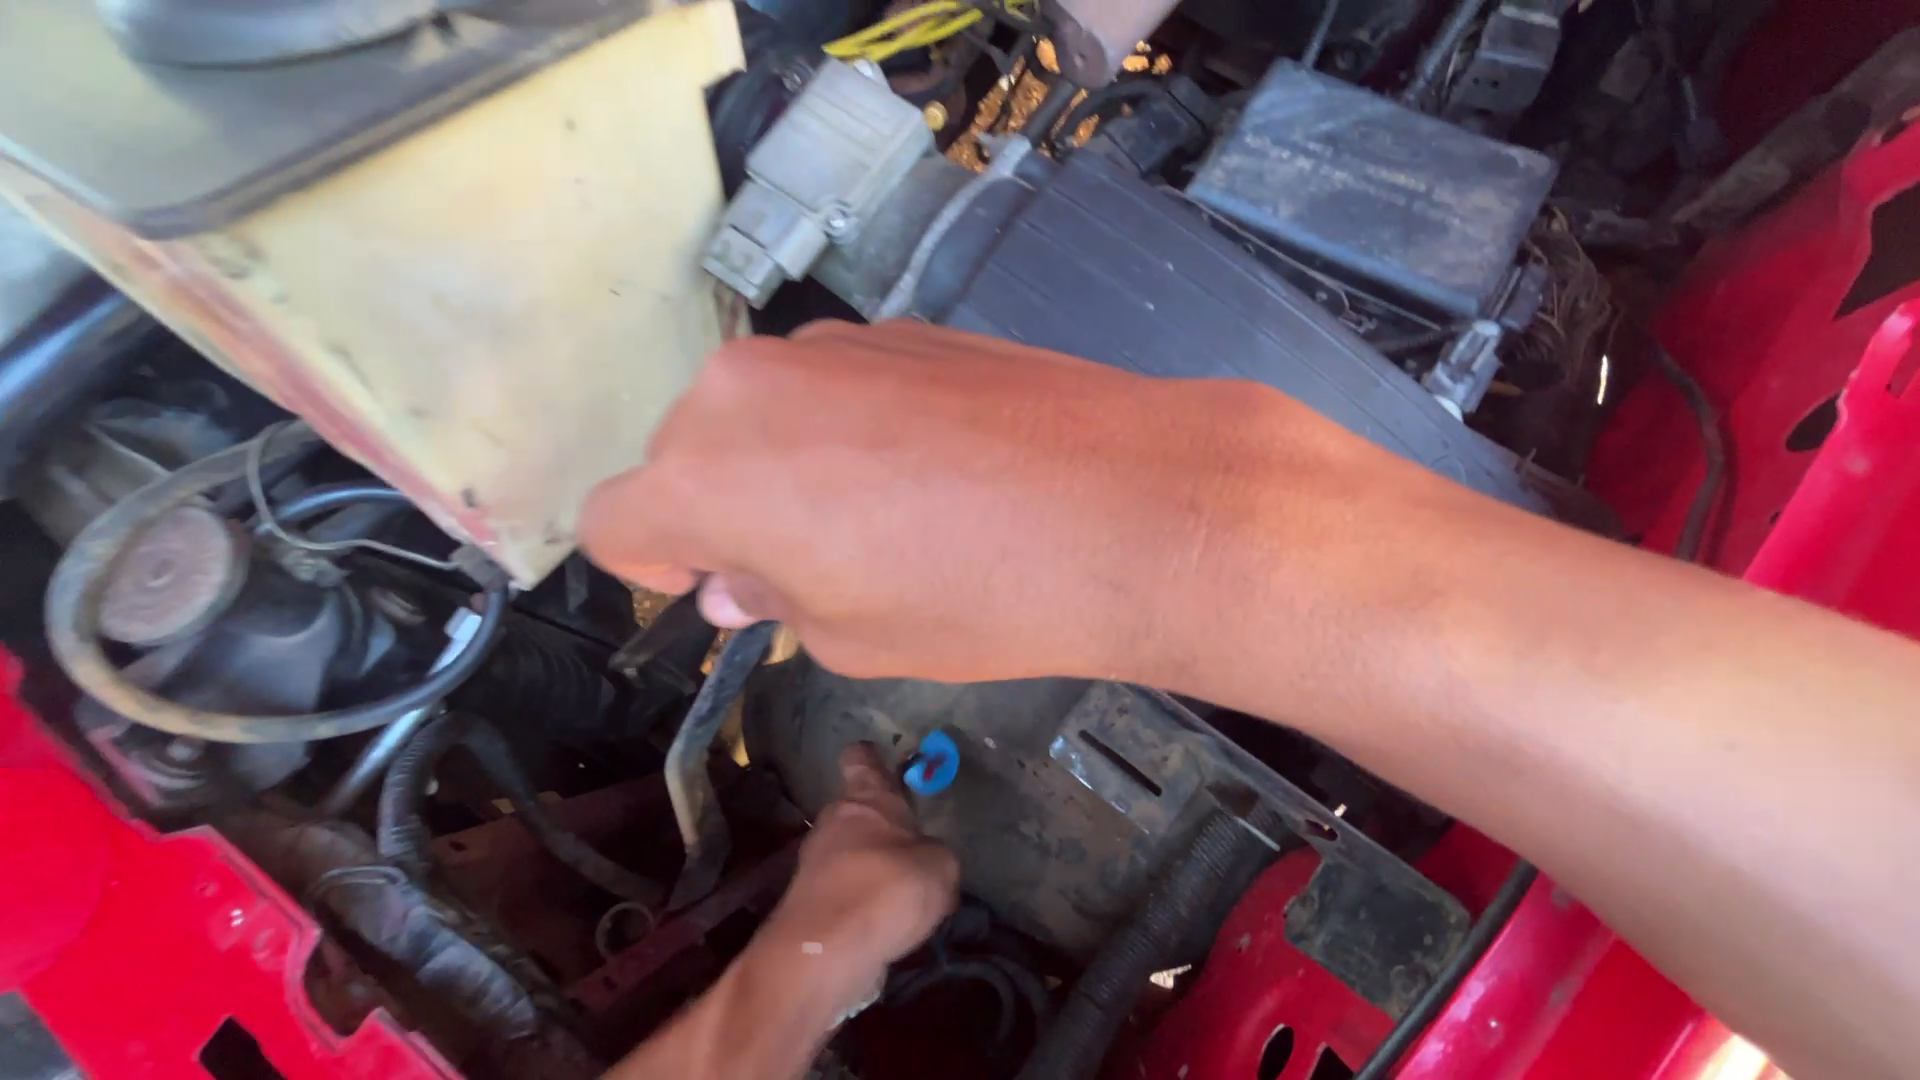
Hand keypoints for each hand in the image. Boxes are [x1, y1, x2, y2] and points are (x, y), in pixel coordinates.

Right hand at [580, 319, 1328, 683]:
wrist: (1127, 502)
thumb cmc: (978, 595)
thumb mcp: (853, 636)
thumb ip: (772, 601)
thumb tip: (736, 582)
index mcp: (710, 472)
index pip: (615, 520)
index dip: (652, 568)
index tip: (711, 589)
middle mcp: (749, 386)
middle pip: (686, 457)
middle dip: (722, 516)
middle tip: (805, 569)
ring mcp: (829, 345)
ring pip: (760, 417)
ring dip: (785, 470)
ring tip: (879, 523)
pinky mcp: (900, 330)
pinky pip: (833, 391)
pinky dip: (846, 433)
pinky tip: (927, 475)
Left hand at [753, 743, 958, 1007]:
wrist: (826, 953)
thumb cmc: (887, 888)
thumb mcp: (941, 866)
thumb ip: (937, 855)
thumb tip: (928, 859)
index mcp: (865, 799)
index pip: (862, 759)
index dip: (872, 757)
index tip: (882, 759)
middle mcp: (834, 821)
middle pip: (855, 811)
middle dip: (880, 827)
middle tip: (913, 848)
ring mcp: (815, 864)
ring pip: (848, 855)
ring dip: (871, 869)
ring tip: (904, 897)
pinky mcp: (808, 905)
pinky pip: (843, 895)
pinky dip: (861, 906)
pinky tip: (885, 927)